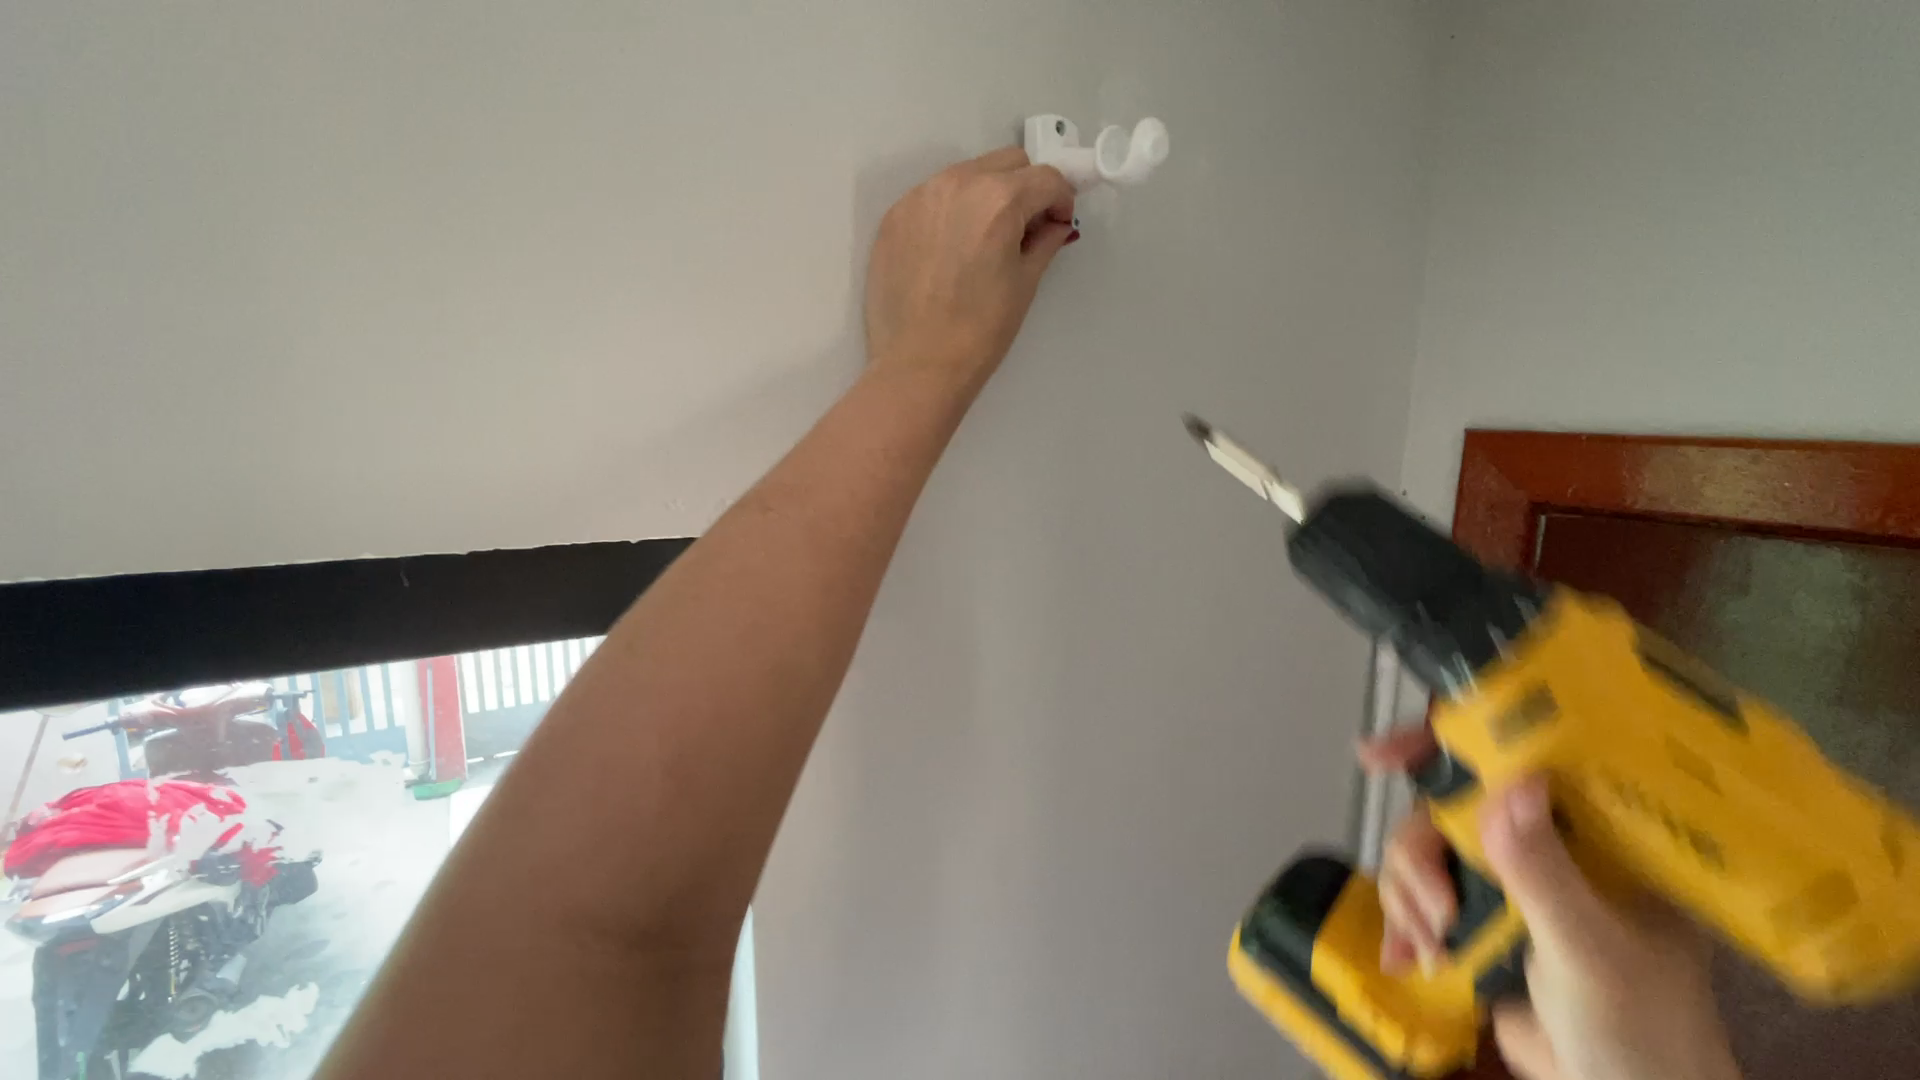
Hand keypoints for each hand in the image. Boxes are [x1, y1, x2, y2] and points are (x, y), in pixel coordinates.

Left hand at [864, 146, 1075, 391]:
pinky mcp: (894, 216)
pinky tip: (949, 252)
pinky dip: (951, 212)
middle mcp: (957, 183)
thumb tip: (1054, 225)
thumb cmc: (980, 331)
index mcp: (998, 199)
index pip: (1046, 177)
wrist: (918, 365)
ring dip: (986, 196)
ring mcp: (920, 196)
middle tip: (1024, 230)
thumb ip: (1044, 241)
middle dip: (1025, 189)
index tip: (1057, 225)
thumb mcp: (1025, 284)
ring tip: (983, 243)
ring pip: (967, 175)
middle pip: (1007, 164)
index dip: (1061, 200)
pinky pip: (934, 197)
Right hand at [1357, 733, 1743, 1079]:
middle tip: (1438, 911)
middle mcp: (1539, 844)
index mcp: (1585, 835)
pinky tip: (1408, 959)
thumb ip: (1543, 872)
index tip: (1380, 757)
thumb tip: (1513, 784)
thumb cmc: (1637, 1029)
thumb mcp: (1590, 948)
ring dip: (1410, 902)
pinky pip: (1413, 896)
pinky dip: (1402, 925)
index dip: (1442, 745)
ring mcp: (1502, 882)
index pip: (1510, 760)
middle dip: (1420, 859)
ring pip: (1418, 852)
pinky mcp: (1474, 919)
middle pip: (1441, 809)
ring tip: (1437, 952)